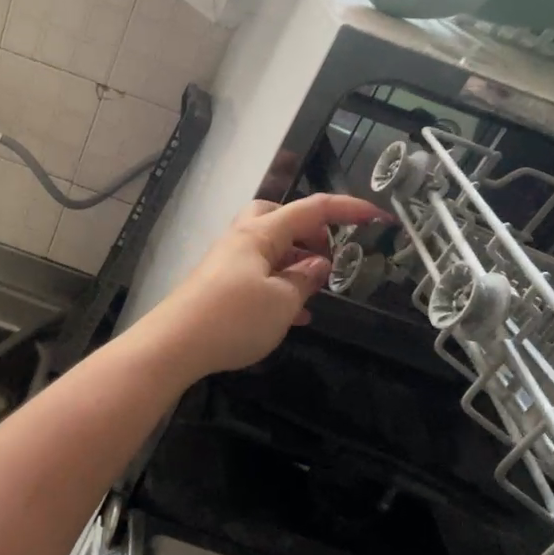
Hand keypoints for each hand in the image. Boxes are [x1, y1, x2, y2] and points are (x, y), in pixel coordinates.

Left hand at [131, 194, 386, 381]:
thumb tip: (318, 264)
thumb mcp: (282, 302)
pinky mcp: (219, 288)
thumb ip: (305, 280)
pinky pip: (258, 276)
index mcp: (260, 233)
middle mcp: (241, 240)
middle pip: (279, 217)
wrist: (174, 345)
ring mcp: (227, 264)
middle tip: (327, 256)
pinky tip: (295, 315)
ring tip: (316, 290)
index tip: (379, 217)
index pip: (312, 209)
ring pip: (268, 250)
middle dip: (308, 230)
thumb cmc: (232, 318)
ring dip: (295, 263)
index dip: (348, 209)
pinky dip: (280, 287)